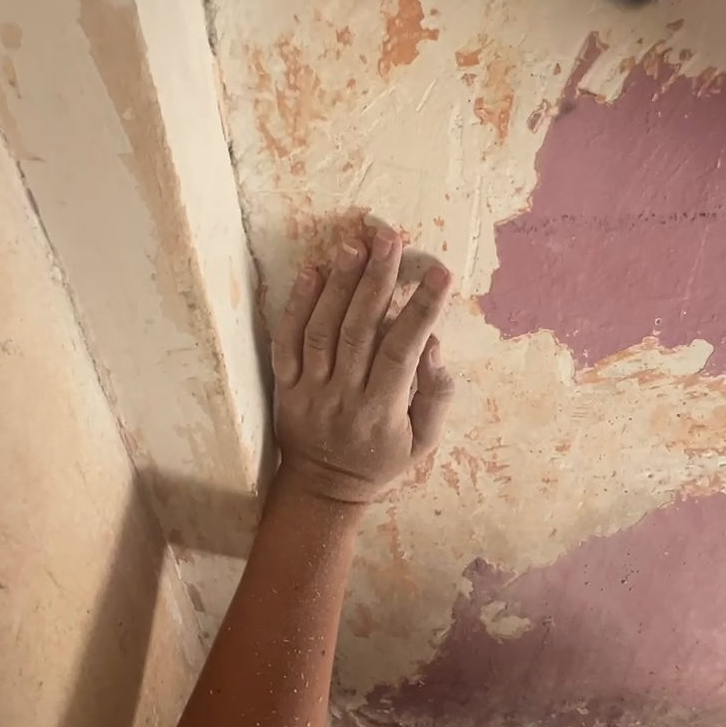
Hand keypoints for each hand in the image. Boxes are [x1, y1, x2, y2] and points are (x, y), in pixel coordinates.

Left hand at [270, 232, 455, 505]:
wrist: (322, 489)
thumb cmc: (380, 462)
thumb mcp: (422, 443)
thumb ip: (435, 397)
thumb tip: (434, 345)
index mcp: (382, 410)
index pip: (403, 350)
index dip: (422, 309)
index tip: (441, 273)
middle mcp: (343, 396)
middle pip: (359, 329)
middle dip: (377, 280)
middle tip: (390, 237)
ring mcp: (309, 389)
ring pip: (322, 330)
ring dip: (338, 284)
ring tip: (355, 244)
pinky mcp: (285, 385)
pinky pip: (286, 342)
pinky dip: (297, 305)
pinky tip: (311, 271)